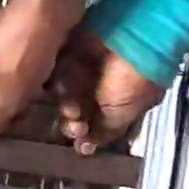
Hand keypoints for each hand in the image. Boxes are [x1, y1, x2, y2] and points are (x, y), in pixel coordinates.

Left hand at [50, 28, 165, 154]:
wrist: (133, 37)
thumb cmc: (133, 81)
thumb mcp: (124, 113)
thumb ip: (104, 132)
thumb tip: (85, 150)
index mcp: (112, 104)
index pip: (90, 123)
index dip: (82, 132)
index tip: (80, 139)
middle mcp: (94, 88)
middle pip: (71, 109)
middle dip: (71, 119)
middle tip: (75, 120)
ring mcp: (80, 70)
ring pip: (62, 91)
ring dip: (65, 100)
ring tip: (72, 102)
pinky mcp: (68, 52)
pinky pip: (54, 69)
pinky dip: (56, 78)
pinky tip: (60, 83)